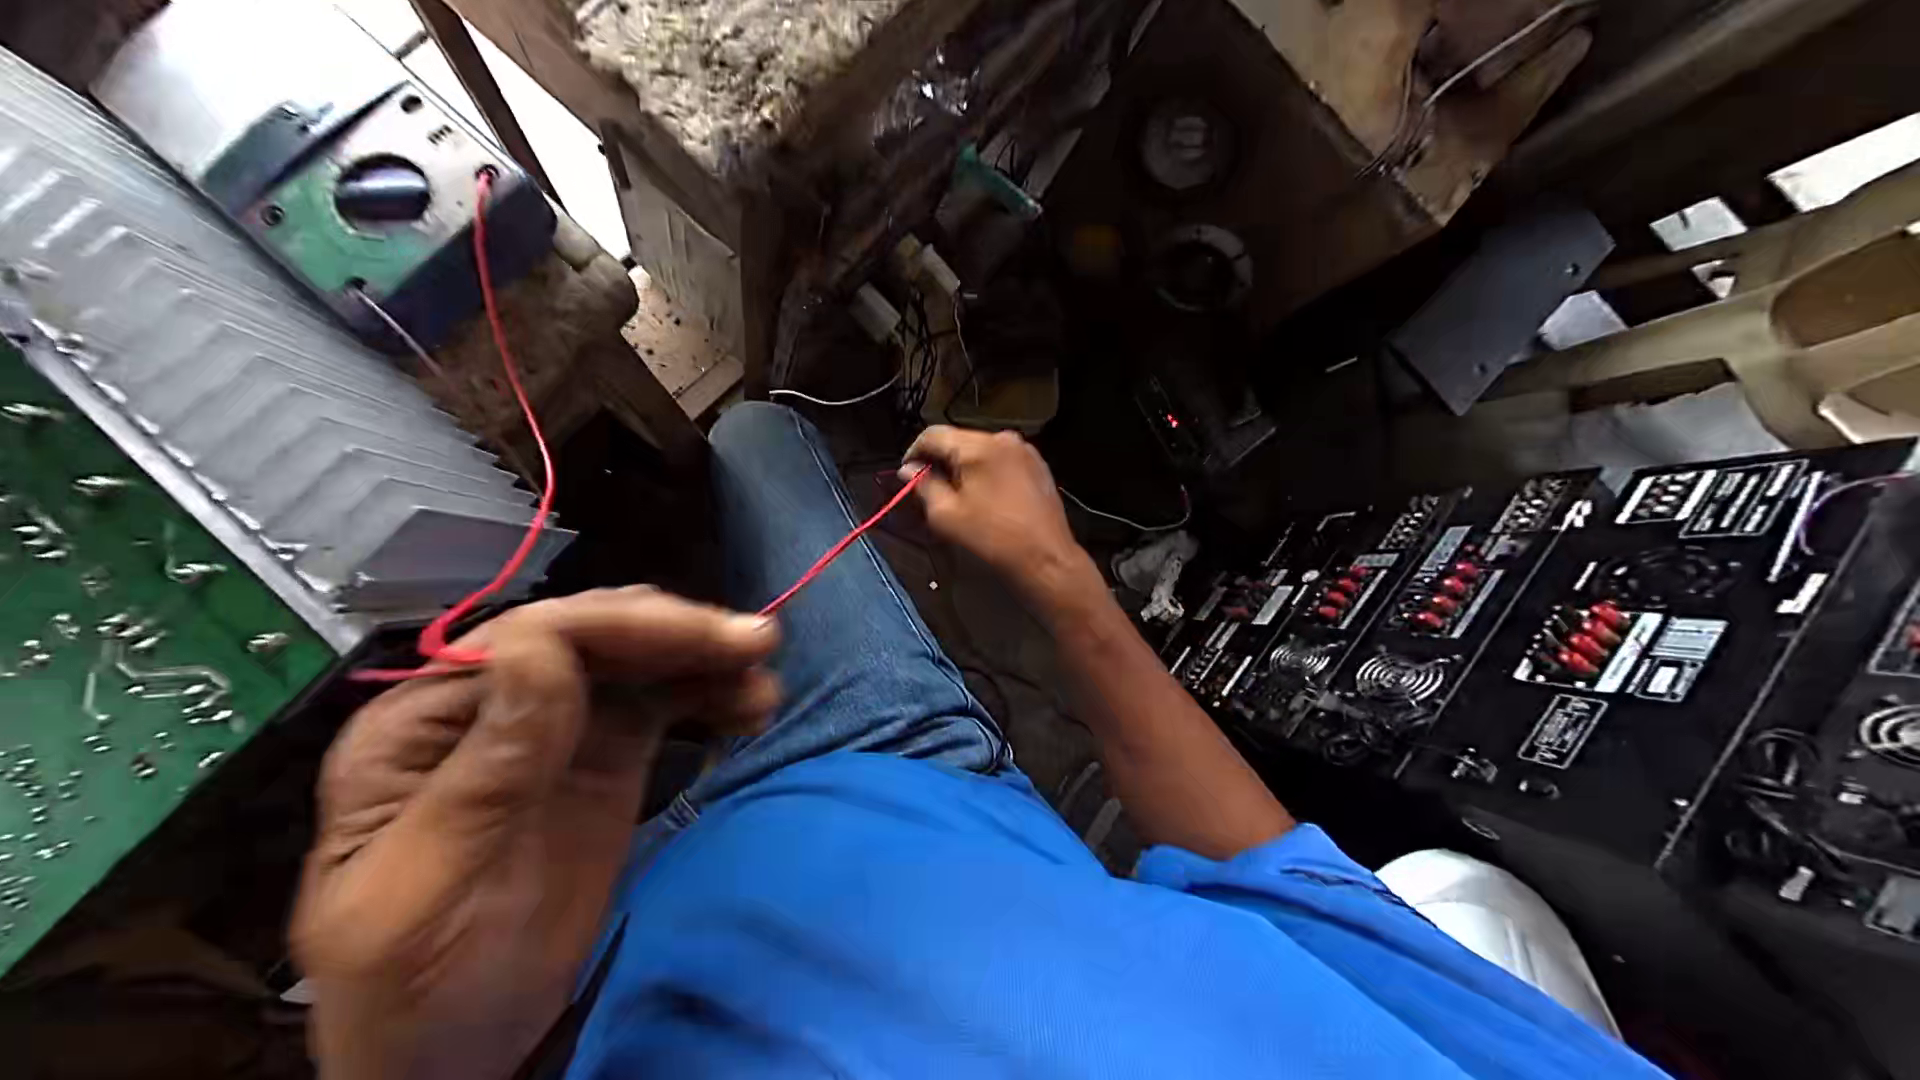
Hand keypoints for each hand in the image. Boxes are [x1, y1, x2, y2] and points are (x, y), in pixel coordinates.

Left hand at [291, 588, 779, 1079]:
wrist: (462, 1056)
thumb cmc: (413, 985)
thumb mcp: (426, 889)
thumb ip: (485, 769)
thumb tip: (536, 644)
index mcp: (425, 721)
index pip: (533, 639)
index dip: (627, 627)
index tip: (711, 643)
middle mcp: (496, 704)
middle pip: (598, 637)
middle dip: (681, 632)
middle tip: (758, 644)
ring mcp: (561, 725)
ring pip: (641, 661)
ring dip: (707, 658)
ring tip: (764, 684)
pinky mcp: (611, 752)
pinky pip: (667, 702)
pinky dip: (712, 694)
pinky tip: (749, 707)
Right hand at [902, 426, 1097, 606]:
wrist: (1045, 557)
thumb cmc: (993, 537)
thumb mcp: (946, 514)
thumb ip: (924, 486)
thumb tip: (909, 470)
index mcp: (979, 446)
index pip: (933, 434)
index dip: (914, 452)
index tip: (908, 473)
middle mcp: (1004, 439)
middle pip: (959, 440)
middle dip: (941, 461)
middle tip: (929, 488)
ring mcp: (1024, 451)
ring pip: (981, 450)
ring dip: (964, 467)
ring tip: (957, 496)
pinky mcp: (1037, 465)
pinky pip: (1001, 460)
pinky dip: (986, 472)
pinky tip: (984, 498)